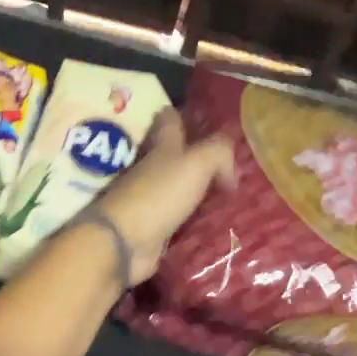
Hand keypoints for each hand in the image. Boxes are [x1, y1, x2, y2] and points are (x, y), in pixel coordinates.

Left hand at [92, 108, 235, 282]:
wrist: (125, 241)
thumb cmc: (159, 194)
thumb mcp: (197, 163)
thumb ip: (219, 154)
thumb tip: (231, 173)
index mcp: (161, 147)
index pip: (169, 121)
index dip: (182, 114)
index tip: (200, 114)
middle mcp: (153, 169)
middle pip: (173, 154)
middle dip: (195, 153)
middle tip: (224, 158)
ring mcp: (151, 199)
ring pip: (178, 186)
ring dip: (197, 188)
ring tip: (227, 192)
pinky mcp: (153, 228)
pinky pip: (179, 217)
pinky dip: (193, 217)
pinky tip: (212, 221)